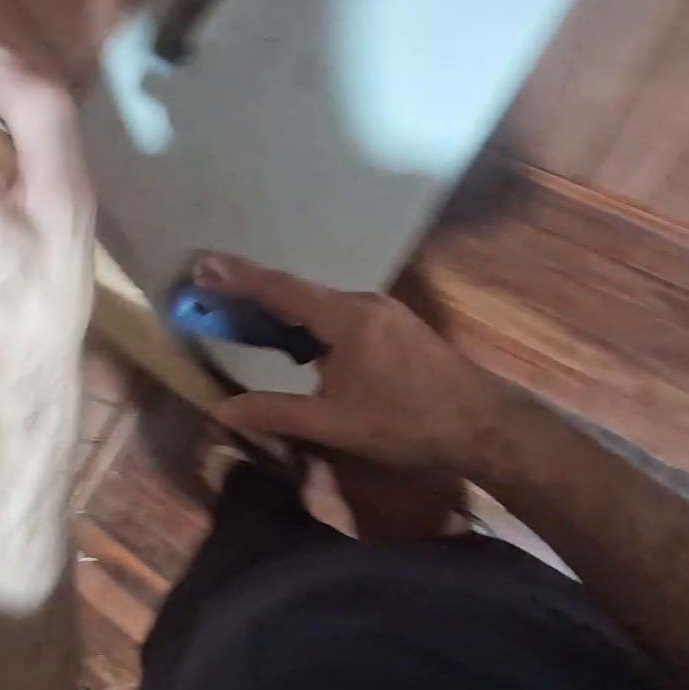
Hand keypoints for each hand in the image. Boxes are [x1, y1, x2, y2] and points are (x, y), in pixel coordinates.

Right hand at [195, 253, 502, 470]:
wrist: (485, 426)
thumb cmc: (408, 423)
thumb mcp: (336, 425)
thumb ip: (277, 413)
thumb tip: (224, 408)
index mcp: (346, 318)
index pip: (281, 289)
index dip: (238, 277)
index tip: (203, 264)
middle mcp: (362, 303)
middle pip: (296, 291)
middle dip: (250, 290)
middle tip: (209, 287)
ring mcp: (380, 312)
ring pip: (317, 304)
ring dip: (277, 308)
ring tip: (240, 313)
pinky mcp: (391, 326)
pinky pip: (335, 314)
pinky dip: (304, 321)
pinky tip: (292, 339)